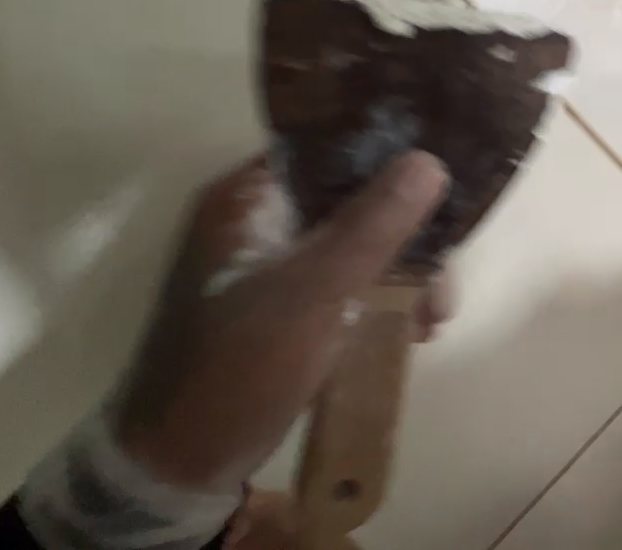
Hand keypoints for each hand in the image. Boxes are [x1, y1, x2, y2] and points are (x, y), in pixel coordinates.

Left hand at [111, 152, 450, 492]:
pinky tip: (415, 328)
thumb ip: (371, 225)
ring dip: (405, 273)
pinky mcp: (289, 302)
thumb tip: (430, 160)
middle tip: (442, 280)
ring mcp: (275, 262)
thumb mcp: (312, 292)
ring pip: (361, 242)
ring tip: (435, 317)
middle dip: (408, 237)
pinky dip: (384, 298)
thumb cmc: (237, 367)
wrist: (178, 471)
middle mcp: (262, 218)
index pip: (331, 149)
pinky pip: (351, 278)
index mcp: (249, 197)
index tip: (440, 182)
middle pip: (357, 199)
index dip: (390, 157)